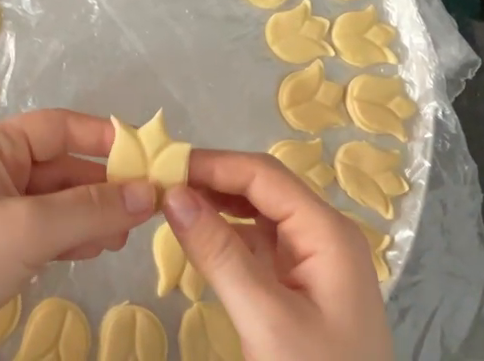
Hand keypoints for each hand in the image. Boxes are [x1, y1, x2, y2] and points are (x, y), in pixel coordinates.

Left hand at [0, 109, 158, 358]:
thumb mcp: (29, 229)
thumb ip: (90, 209)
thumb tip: (148, 192)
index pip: (58, 127)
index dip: (103, 137)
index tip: (147, 156)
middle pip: (61, 166)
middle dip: (103, 184)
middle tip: (149, 207)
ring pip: (57, 201)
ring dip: (93, 213)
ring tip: (127, 234)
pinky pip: (47, 231)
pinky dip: (74, 236)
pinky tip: (99, 248)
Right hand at [163, 150, 393, 360]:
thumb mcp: (266, 320)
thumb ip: (219, 253)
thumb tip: (173, 194)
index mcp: (327, 232)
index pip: (262, 175)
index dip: (212, 164)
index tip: (160, 165)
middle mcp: (323, 235)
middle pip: (261, 188)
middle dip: (211, 180)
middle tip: (156, 182)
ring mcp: (313, 262)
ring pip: (257, 213)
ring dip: (215, 205)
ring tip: (167, 203)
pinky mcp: (299, 287)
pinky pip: (258, 244)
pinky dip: (225, 235)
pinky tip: (195, 237)